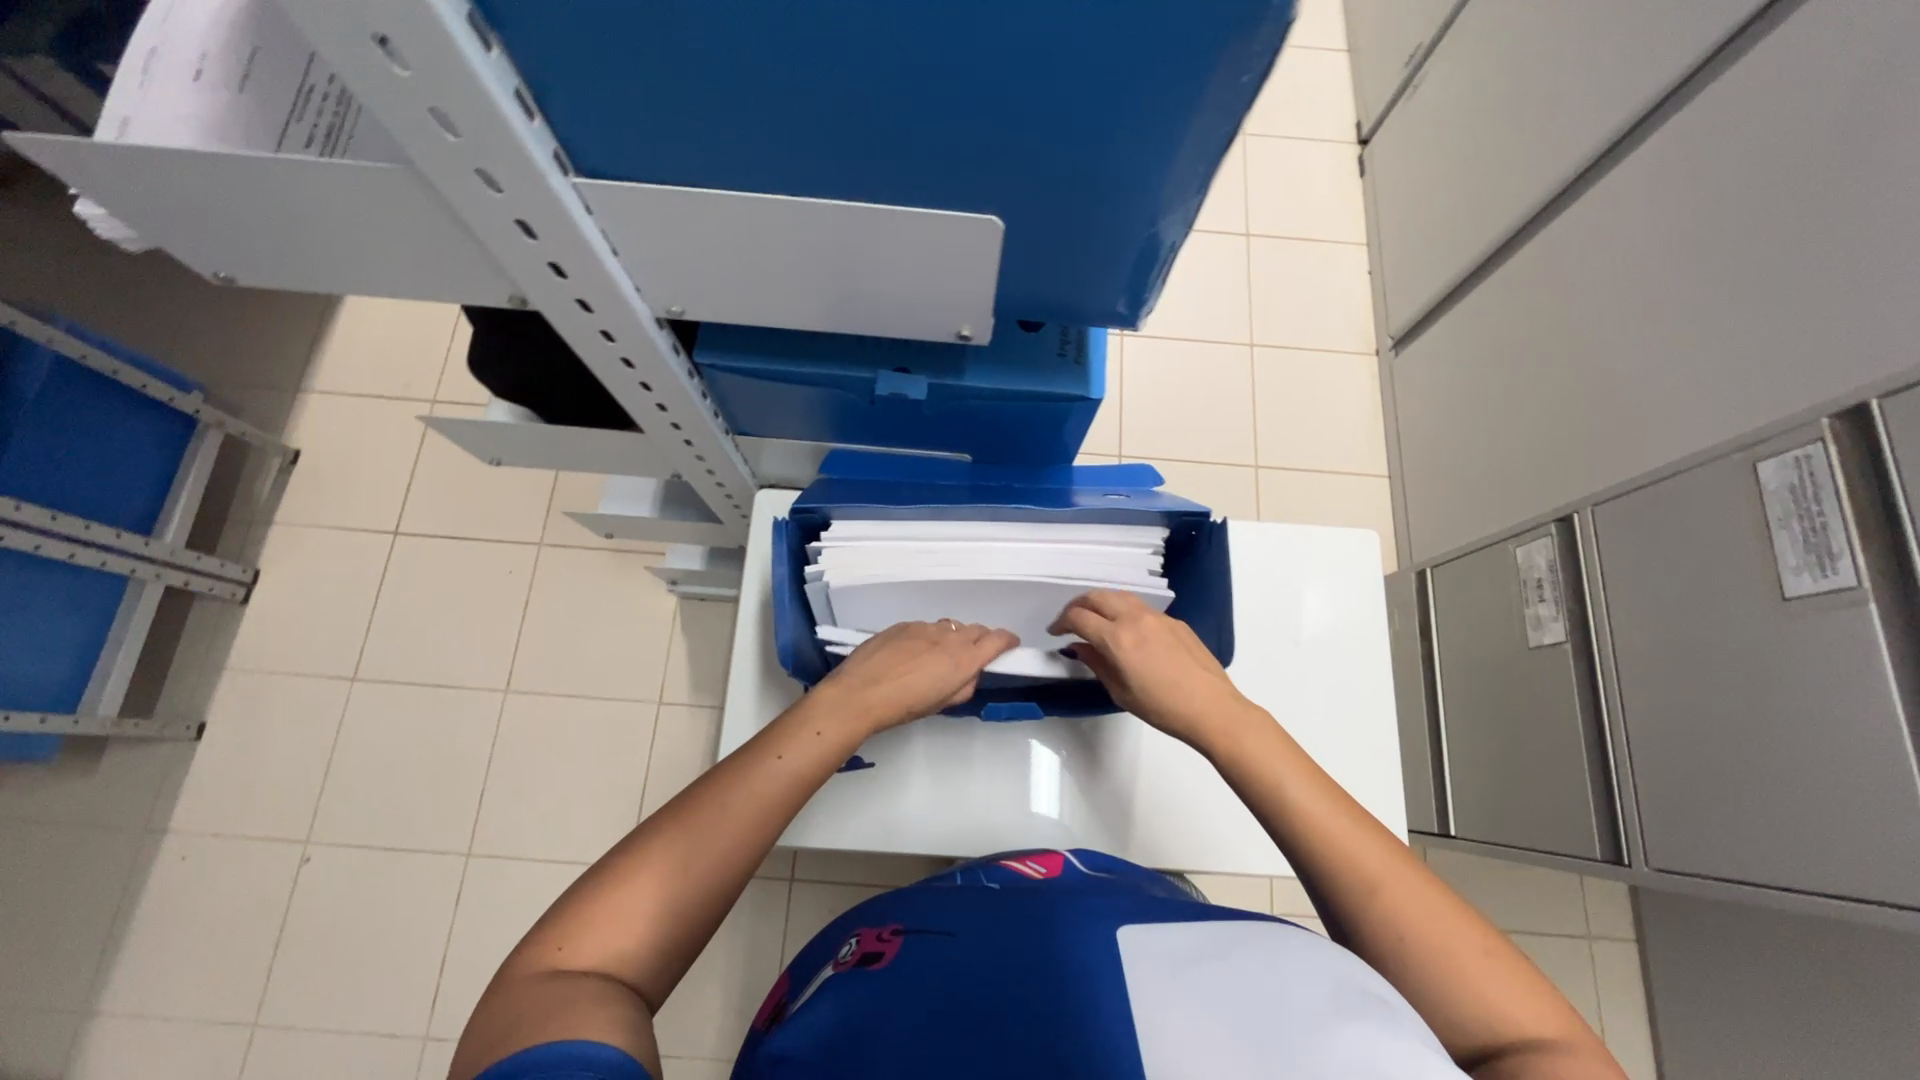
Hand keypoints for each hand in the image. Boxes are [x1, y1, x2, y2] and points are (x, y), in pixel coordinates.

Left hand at [813, 621, 1019, 733]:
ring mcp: (924, 627)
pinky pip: (925, 628)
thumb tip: (970, 674)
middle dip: (981, 640)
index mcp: (964, 658)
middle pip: (976, 630)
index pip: (998, 639)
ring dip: (953, 638)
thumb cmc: (905, 706)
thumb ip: (964, 686)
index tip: (1010, 646)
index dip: (1008, 641)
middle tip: (975, 655)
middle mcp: (949, 636)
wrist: (860, 693)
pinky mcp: (903, 625)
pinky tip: (912, 655)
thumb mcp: (942, 703)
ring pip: (949, 627)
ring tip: (940, 657)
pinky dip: (928, 638)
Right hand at [1050, 590, 1256, 748]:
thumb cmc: (1161, 708)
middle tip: (1070, 621)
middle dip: (1077, 605)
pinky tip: (1128, 631)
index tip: (1055, 633)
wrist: (1211, 707)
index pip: (1078, 617)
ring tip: (1096, 619)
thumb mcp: (1120, 692)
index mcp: (1117, 638)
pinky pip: (1141, 607)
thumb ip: (1096, 663)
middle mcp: (1134, 619)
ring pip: (1120, 595)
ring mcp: (1157, 617)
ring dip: (1101, 602)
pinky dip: (1125, 611)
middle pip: (1096, 596)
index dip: (1061, 622)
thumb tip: (1080, 647)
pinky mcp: (1174, 621)